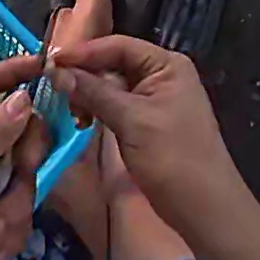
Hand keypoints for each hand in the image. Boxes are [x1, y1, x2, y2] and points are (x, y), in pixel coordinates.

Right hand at [48, 36, 259, 259]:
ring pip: (111, 83)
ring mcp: (155, 97)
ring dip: (88, 92)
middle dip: (84, 73)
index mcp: (166, 64)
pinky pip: (116, 102)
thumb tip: (56, 70)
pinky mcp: (147, 119)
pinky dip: (97, 107)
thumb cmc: (174, 159)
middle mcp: (161, 73)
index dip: (83, 51)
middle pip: (112, 61)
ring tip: (67, 105)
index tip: (51, 59)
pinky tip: (81, 118)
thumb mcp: (131, 121)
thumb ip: (93, 91)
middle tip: (53, 83)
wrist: (207, 214)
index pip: (117, 45)